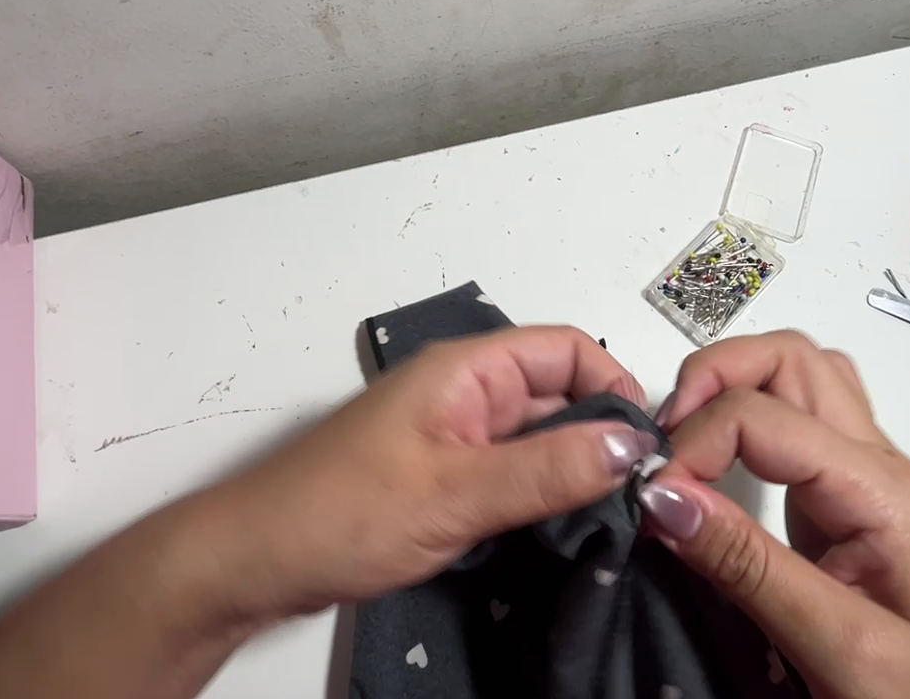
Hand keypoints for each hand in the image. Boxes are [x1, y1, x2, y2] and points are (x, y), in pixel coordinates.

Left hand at [191, 324, 655, 622]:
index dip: (612, 383)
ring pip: (537, 436)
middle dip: (602, 431)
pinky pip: (512, 470)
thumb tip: (631, 443)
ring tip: (618, 514)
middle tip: (645, 490)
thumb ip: (545, 469)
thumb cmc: (341, 511)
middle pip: (556, 392)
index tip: (650, 442)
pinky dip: (543, 492)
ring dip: (575, 467)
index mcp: (465, 369)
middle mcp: (465, 392)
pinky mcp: (446, 475)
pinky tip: (567, 527)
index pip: (562, 349)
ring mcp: (456, 435)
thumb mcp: (455, 491)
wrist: (259, 560)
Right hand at [636, 331, 909, 698]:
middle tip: (666, 440)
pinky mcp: (853, 495)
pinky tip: (727, 456)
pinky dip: (752, 411)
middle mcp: (880, 462)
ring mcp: (870, 474)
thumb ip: (748, 566)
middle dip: (713, 376)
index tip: (654, 496)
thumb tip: (659, 493)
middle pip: (791, 357)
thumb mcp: (845, 652)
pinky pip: (801, 416)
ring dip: (734, 384)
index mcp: (883, 491)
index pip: (763, 415)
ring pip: (799, 372)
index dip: (695, 441)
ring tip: (689, 439)